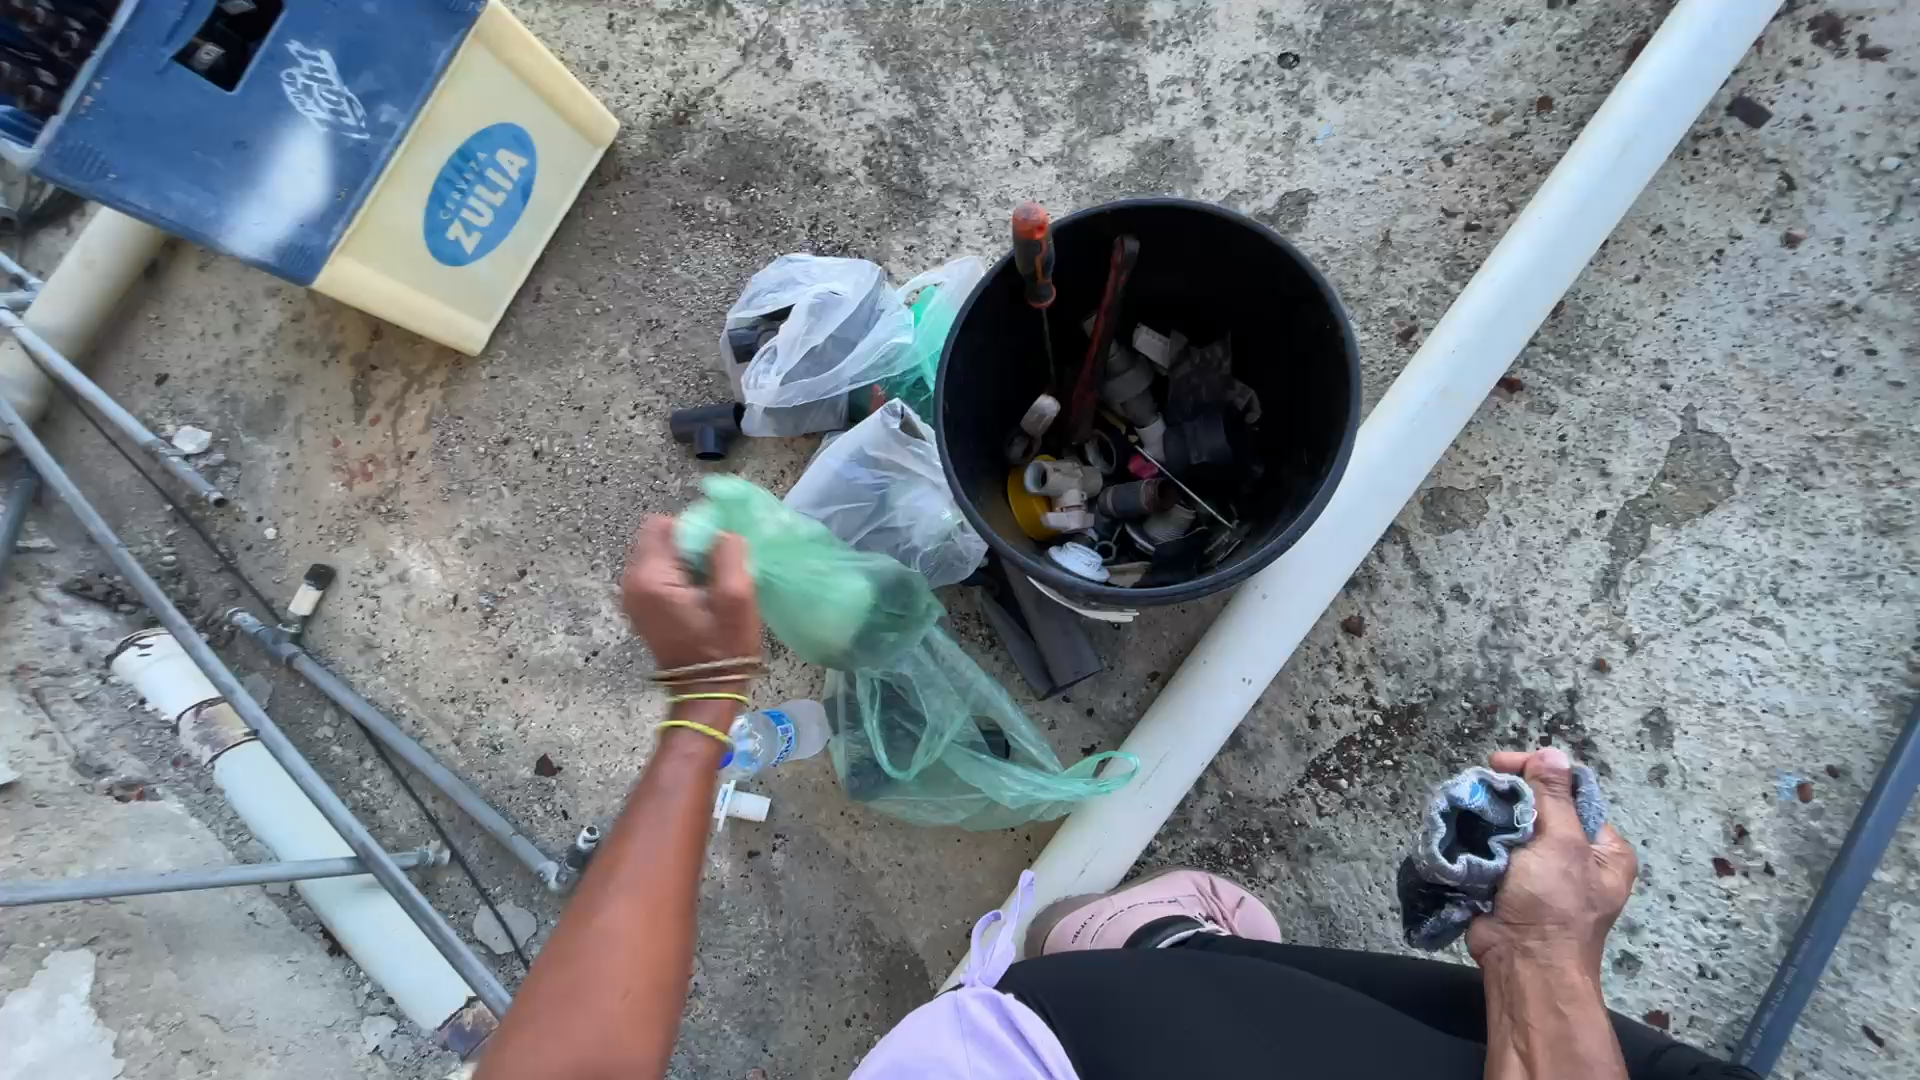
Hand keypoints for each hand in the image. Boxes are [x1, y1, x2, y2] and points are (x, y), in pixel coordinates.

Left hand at [620, 516, 761, 672]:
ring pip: (661, 555)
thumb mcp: (737, 597)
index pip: (662, 524)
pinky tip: (701, 595)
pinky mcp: (643, 607)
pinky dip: (682, 576)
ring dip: (688, 561)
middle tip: (718, 569)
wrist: (707, 691)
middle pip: (658, 538)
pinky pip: (661, 574)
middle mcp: (631, 583)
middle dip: (691, 545)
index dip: (695, 529)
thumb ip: (729, 554)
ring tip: (711, 584)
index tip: (719, 553)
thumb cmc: (724, 646)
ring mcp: (633, 597)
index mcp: (649, 578)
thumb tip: (723, 533)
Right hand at [1467, 747, 1637, 975]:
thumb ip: (1554, 798)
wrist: (1522, 960)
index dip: (1537, 772)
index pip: (1571, 791)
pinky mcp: (1508, 876)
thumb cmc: (1553, 905)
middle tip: (1478, 786)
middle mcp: (1575, 854)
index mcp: (1602, 847)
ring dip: (1487, 812)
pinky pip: (1493, 841)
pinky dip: (1476, 831)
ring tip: (1465, 804)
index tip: (1499, 764)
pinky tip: (1462, 824)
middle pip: (1538, 803)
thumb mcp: (1561, 845)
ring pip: (1511, 821)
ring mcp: (1540, 866)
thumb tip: (1552, 753)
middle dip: (1507, 793)